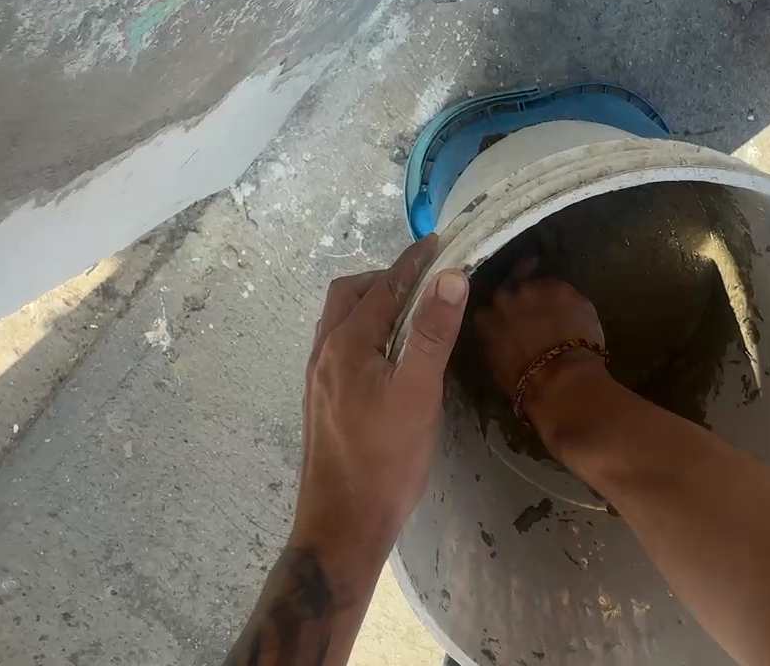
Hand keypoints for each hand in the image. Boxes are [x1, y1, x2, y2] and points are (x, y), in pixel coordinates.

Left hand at [291, 237, 469, 574]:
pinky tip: (390, 353)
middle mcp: (325, 352)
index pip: (383, 286)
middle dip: (387, 278)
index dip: (413, 262)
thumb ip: (433, 332)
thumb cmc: (385, 459)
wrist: (342, 527)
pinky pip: (342, 344)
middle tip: (426, 283)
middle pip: (350, 294)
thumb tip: (450, 276)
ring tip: (413, 313)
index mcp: (346, 343)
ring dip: (374, 303)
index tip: (440, 243)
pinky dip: (367, 329)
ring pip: (342, 319)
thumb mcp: (418, 392)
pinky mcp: (323, 399)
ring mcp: (320, 377)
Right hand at [473, 274, 607, 417]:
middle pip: (516, 290)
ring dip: (549, 300)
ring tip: (562, 319)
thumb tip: (504, 333)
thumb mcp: (498, 362)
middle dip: (525, 301)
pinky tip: (578, 321)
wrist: (561, 379)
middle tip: (539, 317)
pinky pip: (566, 294)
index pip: (491, 309)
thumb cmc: (526, 382)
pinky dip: (571, 305)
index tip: (513, 323)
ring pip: (543, 288)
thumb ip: (497, 338)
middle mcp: (509, 295)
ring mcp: (536, 288)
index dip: (504, 315)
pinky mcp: (564, 288)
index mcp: (488, 317)